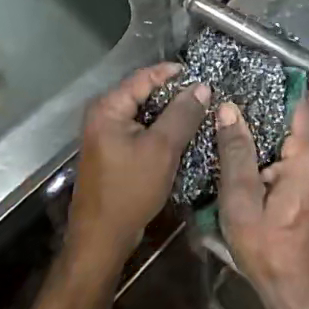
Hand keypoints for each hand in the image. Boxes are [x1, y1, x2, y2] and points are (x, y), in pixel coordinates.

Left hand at [66, 64, 210, 271]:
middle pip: (142, 93)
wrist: (102, 235)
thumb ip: (181, 115)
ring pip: (143, 114)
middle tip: (205, 96)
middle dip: (173, 94)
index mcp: (108, 107)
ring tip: (199, 113)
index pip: (143, 77)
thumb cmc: (130, 189)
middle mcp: (102, 114)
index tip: (203, 76)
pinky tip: (181, 135)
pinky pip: (139, 131)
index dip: (173, 74)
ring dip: (168, 114)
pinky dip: (159, 131)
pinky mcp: (113, 151)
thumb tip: (201, 87)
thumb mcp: (161, 150)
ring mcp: (106, 133)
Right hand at [216, 95, 308, 308]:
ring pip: (300, 125)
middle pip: (306, 109)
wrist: (292, 287)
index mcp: (306, 157)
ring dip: (274, 112)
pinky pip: (294, 141)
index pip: (300, 103)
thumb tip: (227, 109)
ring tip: (236, 102)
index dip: (278, 82)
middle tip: (240, 84)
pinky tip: (244, 131)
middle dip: (277, 93)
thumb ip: (235, 151)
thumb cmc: (266, 246)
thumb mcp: (241, 199)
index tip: (249, 69)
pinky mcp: (306, 179)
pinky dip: (274, 130)